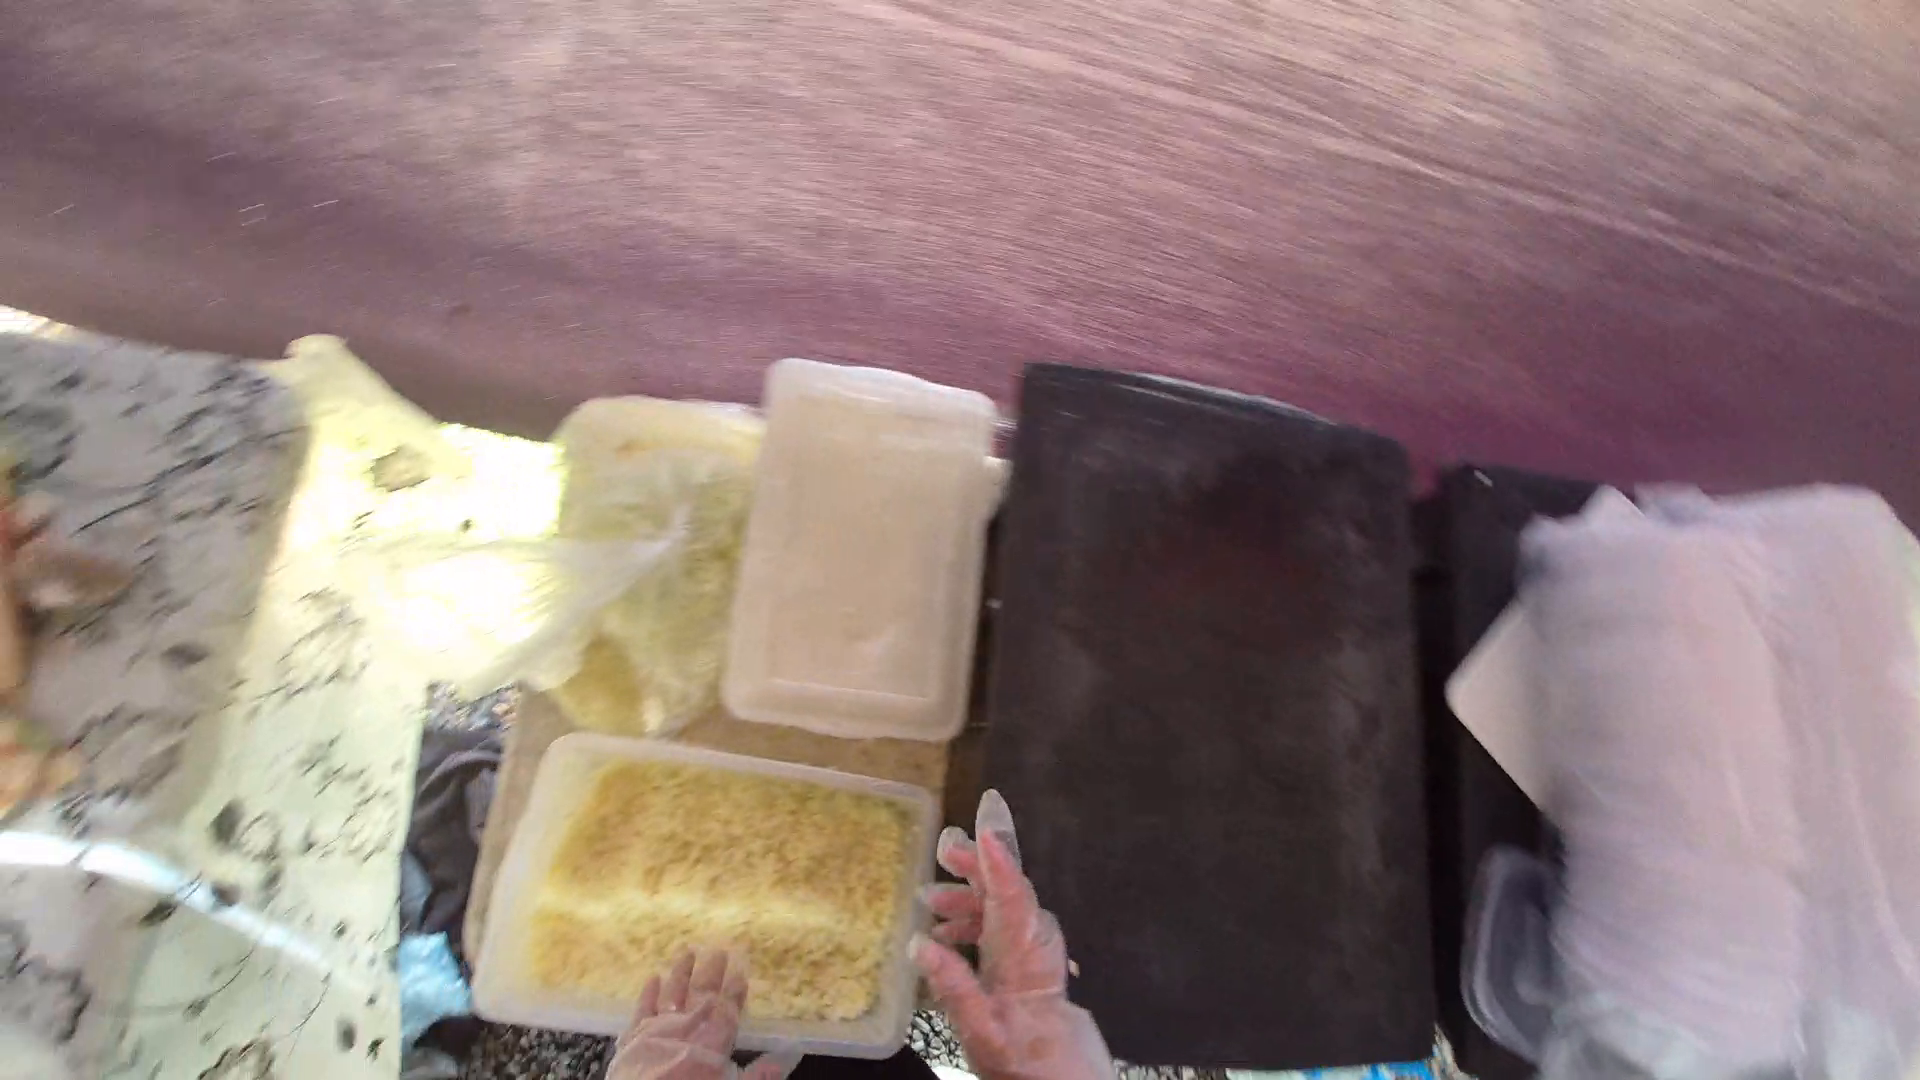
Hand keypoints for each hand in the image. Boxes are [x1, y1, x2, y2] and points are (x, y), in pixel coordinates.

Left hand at [607, 948, 799, 1079]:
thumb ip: (756, 1075)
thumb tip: (785, 1057)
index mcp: (713, 1039)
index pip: (728, 1006)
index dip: (735, 987)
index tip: (742, 966)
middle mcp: (689, 1025)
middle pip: (704, 991)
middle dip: (713, 970)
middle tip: (719, 949)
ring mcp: (660, 1027)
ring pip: (674, 991)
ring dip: (682, 972)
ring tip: (687, 951)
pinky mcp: (634, 1036)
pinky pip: (643, 1009)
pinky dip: (648, 993)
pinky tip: (653, 977)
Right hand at [912, 791, 1114, 1079]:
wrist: (1052, 1070)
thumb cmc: (1020, 1051)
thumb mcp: (982, 1029)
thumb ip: (953, 986)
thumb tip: (920, 945)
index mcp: (1025, 947)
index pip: (1013, 893)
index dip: (998, 859)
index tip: (984, 827)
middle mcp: (1032, 932)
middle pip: (1004, 884)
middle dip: (973, 864)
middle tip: (942, 853)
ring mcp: (1029, 937)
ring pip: (997, 898)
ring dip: (965, 894)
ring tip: (930, 901)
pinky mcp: (1022, 947)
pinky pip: (996, 917)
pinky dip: (969, 917)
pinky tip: (943, 932)